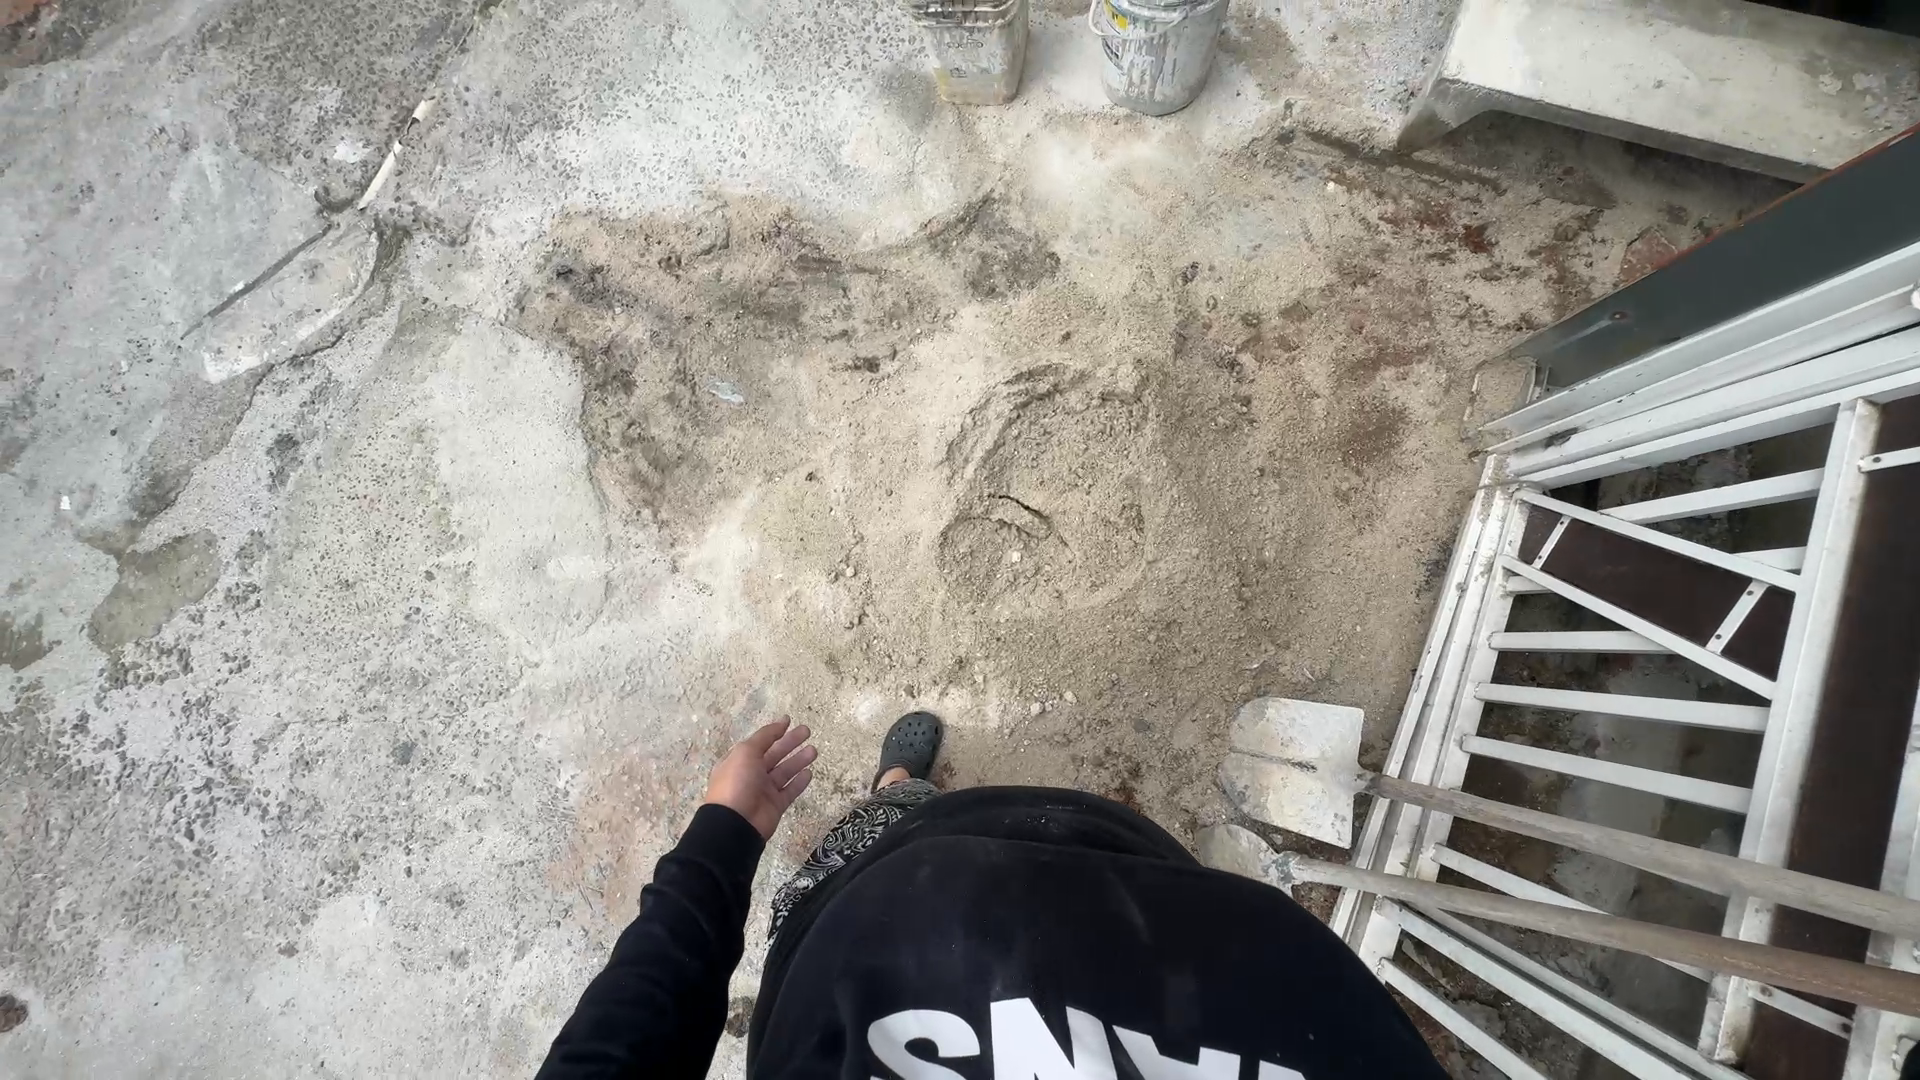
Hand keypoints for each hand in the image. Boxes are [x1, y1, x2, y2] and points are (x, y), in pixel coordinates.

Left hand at [704, 718, 816, 839]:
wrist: (735, 823)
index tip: (789, 720)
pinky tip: (809, 772)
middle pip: (775, 755)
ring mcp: (764, 791)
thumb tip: (781, 723)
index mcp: (740, 761)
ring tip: (814, 750)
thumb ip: (765, 737)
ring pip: (784, 771)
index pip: (759, 743)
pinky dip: (799, 782)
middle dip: (790, 743)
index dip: (773, 731)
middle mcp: (751, 774)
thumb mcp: (746, 752)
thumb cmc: (737, 782)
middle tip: (807, 731)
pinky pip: (789, 791)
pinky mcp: (775, 805)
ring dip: (798, 760)